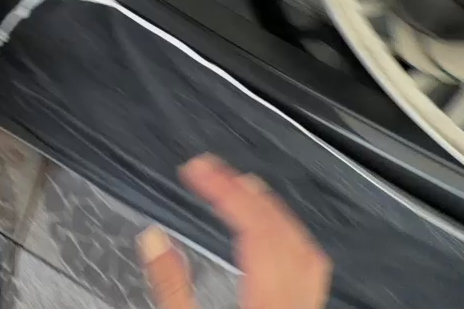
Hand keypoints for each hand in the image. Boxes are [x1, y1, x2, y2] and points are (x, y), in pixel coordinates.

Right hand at [138, 154, 330, 308]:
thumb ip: (171, 287)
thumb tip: (154, 238)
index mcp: (268, 308)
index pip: (256, 235)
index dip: (226, 193)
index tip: (194, 169)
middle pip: (289, 241)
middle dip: (250, 196)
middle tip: (210, 170)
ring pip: (308, 257)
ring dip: (273, 216)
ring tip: (240, 191)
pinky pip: (309, 273)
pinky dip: (285, 241)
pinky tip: (264, 239)